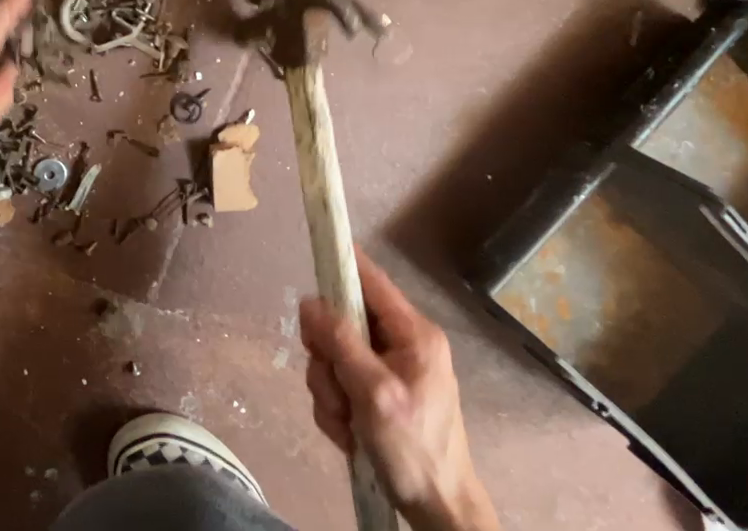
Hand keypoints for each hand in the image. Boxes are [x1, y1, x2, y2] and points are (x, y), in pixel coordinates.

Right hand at [299, 248, 499, 530]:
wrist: (438, 509)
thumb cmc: (415, 449)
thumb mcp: (375, 394)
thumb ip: (341, 343)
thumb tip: (309, 302)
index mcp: (413, 334)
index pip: (370, 279)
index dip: (341, 261)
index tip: (314, 245)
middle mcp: (400, 343)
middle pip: (340, 321)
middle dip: (327, 358)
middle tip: (333, 386)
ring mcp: (386, 369)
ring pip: (331, 355)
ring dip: (329, 390)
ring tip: (347, 422)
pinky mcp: (375, 393)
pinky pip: (336, 382)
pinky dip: (335, 408)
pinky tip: (350, 433)